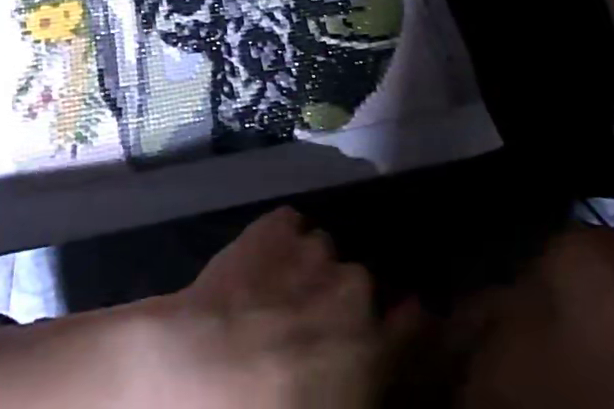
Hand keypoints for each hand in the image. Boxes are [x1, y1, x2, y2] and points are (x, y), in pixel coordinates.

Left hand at [133, 208, 388, 408]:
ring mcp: (313, 252)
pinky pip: (288, 223)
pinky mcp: (273, 228)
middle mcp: (356, 290)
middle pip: (358, 283)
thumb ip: (357, 376)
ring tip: (276, 286)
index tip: (396, 318)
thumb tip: (350, 365)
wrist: (200, 369)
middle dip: (337, 297)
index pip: (413, 322)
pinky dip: (278, 237)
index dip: (404, 319)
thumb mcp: (336, 402)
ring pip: (321, 249)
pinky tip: (258, 257)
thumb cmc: (269, 408)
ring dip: (305, 266)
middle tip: (304, 320)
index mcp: (375, 346)